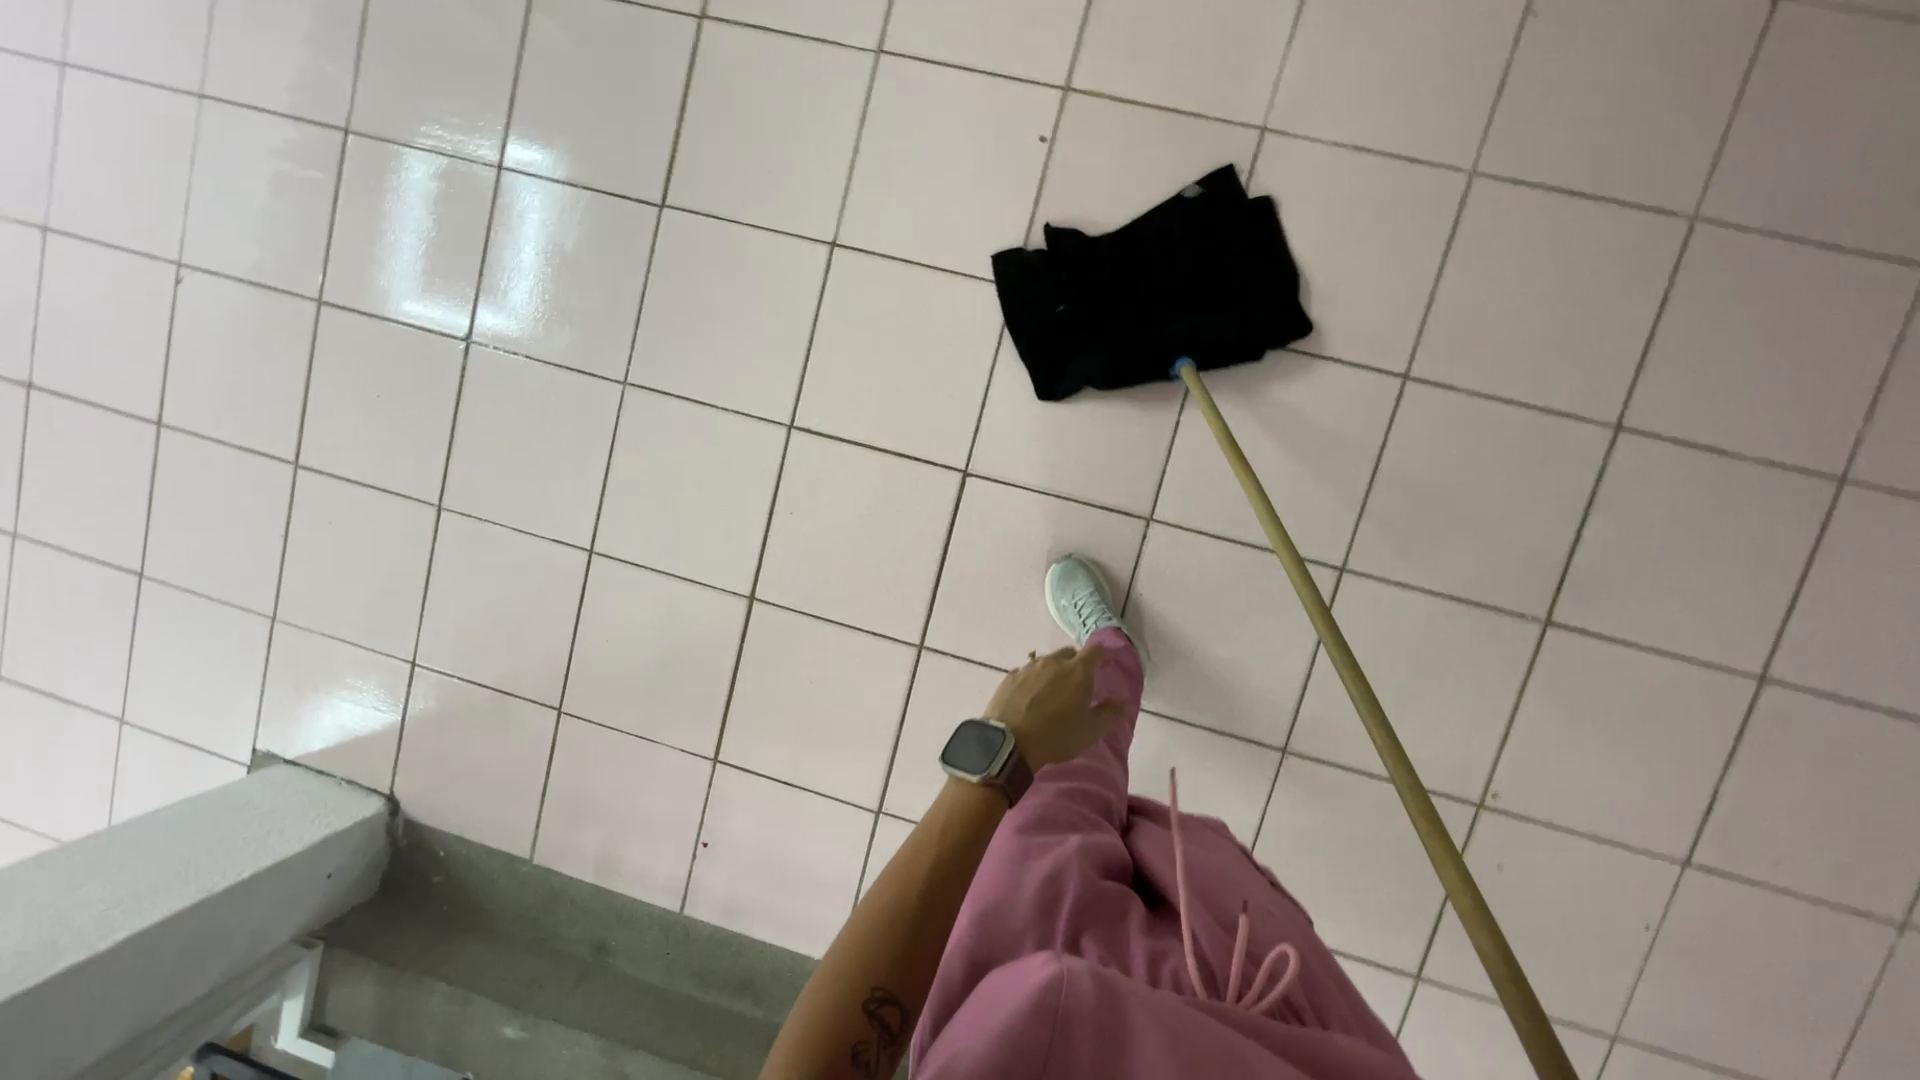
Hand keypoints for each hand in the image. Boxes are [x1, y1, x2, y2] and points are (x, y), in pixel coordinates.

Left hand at [983, 645, 1122, 768]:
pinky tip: (1030, 696)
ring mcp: (1029, 667)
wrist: (1011, 742)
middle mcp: (1053, 662)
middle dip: (1075, 663)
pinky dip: (1032, 680)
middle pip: (1068, 653)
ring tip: (1052, 691)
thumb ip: (1108, 713)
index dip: (1099, 656)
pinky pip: (1026, 672)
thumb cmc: (1057, 735)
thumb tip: (1122, 703)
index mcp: (1077, 671)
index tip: (1101, 666)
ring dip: (1052, 670)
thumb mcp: (1090, 730)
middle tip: (1077, 683)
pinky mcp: (1010, 677)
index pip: (1094, 651)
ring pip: (1045, 661)